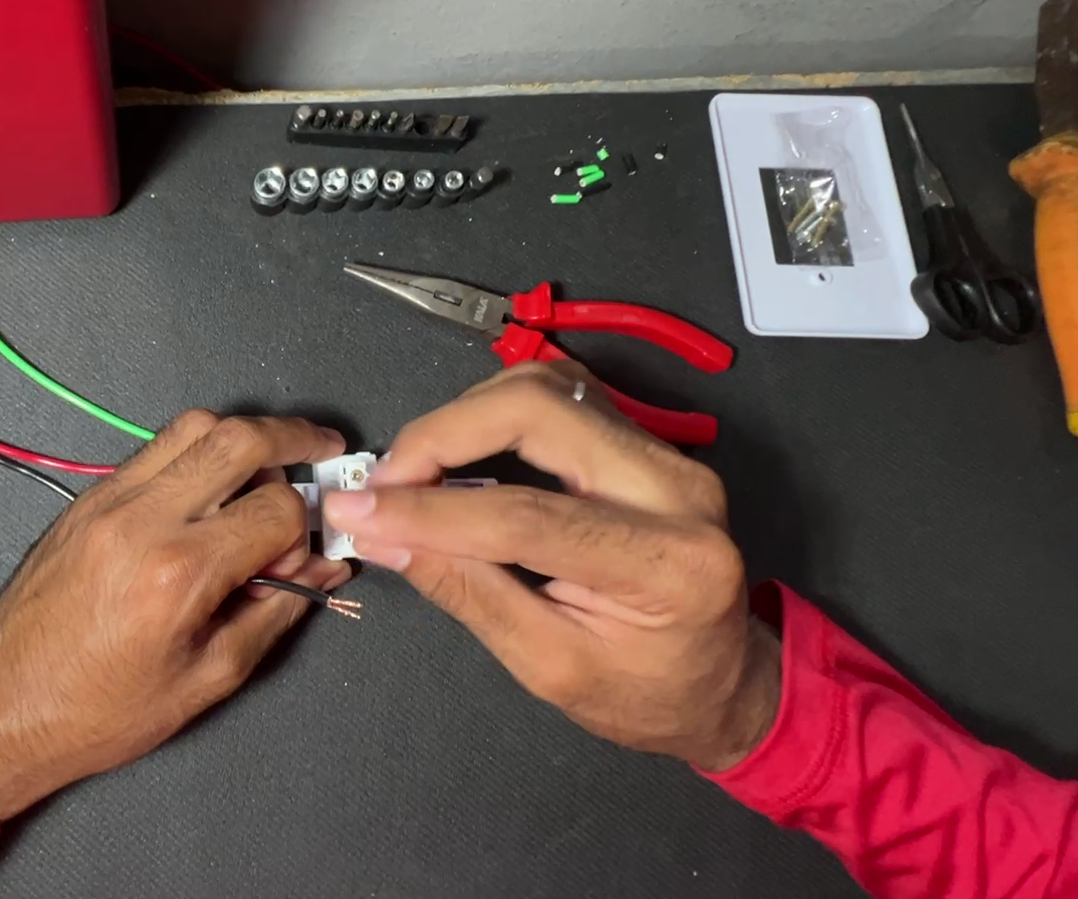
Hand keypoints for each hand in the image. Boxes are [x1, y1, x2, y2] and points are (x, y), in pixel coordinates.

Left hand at [0, 411, 349, 819]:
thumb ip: (275, 611)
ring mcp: (111, 495)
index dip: (308, 525)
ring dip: (244, 434)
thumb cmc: (107, 710)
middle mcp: (145, 515)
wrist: (2, 703)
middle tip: (325, 449)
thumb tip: (323, 564)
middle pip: (238, 439)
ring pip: (195, 426)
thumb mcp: (209, 678)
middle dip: (295, 437)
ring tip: (271, 463)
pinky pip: (158, 447)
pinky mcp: (91, 493)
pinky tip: (214, 482)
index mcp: (179, 571)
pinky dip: (199, 450)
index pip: (276, 510)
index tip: (309, 546)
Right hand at [322, 363, 780, 771]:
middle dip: (440, 435)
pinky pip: (553, 390)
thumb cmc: (642, 693)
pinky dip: (488, 408)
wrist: (722, 680)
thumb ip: (466, 590)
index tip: (355, 510)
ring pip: (542, 385)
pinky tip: (460, 445)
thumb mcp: (548, 665)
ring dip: (460, 417)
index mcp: (666, 565)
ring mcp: (660, 451)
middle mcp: (675, 486)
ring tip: (415, 469)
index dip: (428, 510)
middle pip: (538, 409)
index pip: (524, 516)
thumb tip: (381, 536)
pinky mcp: (637, 436)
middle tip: (385, 481)